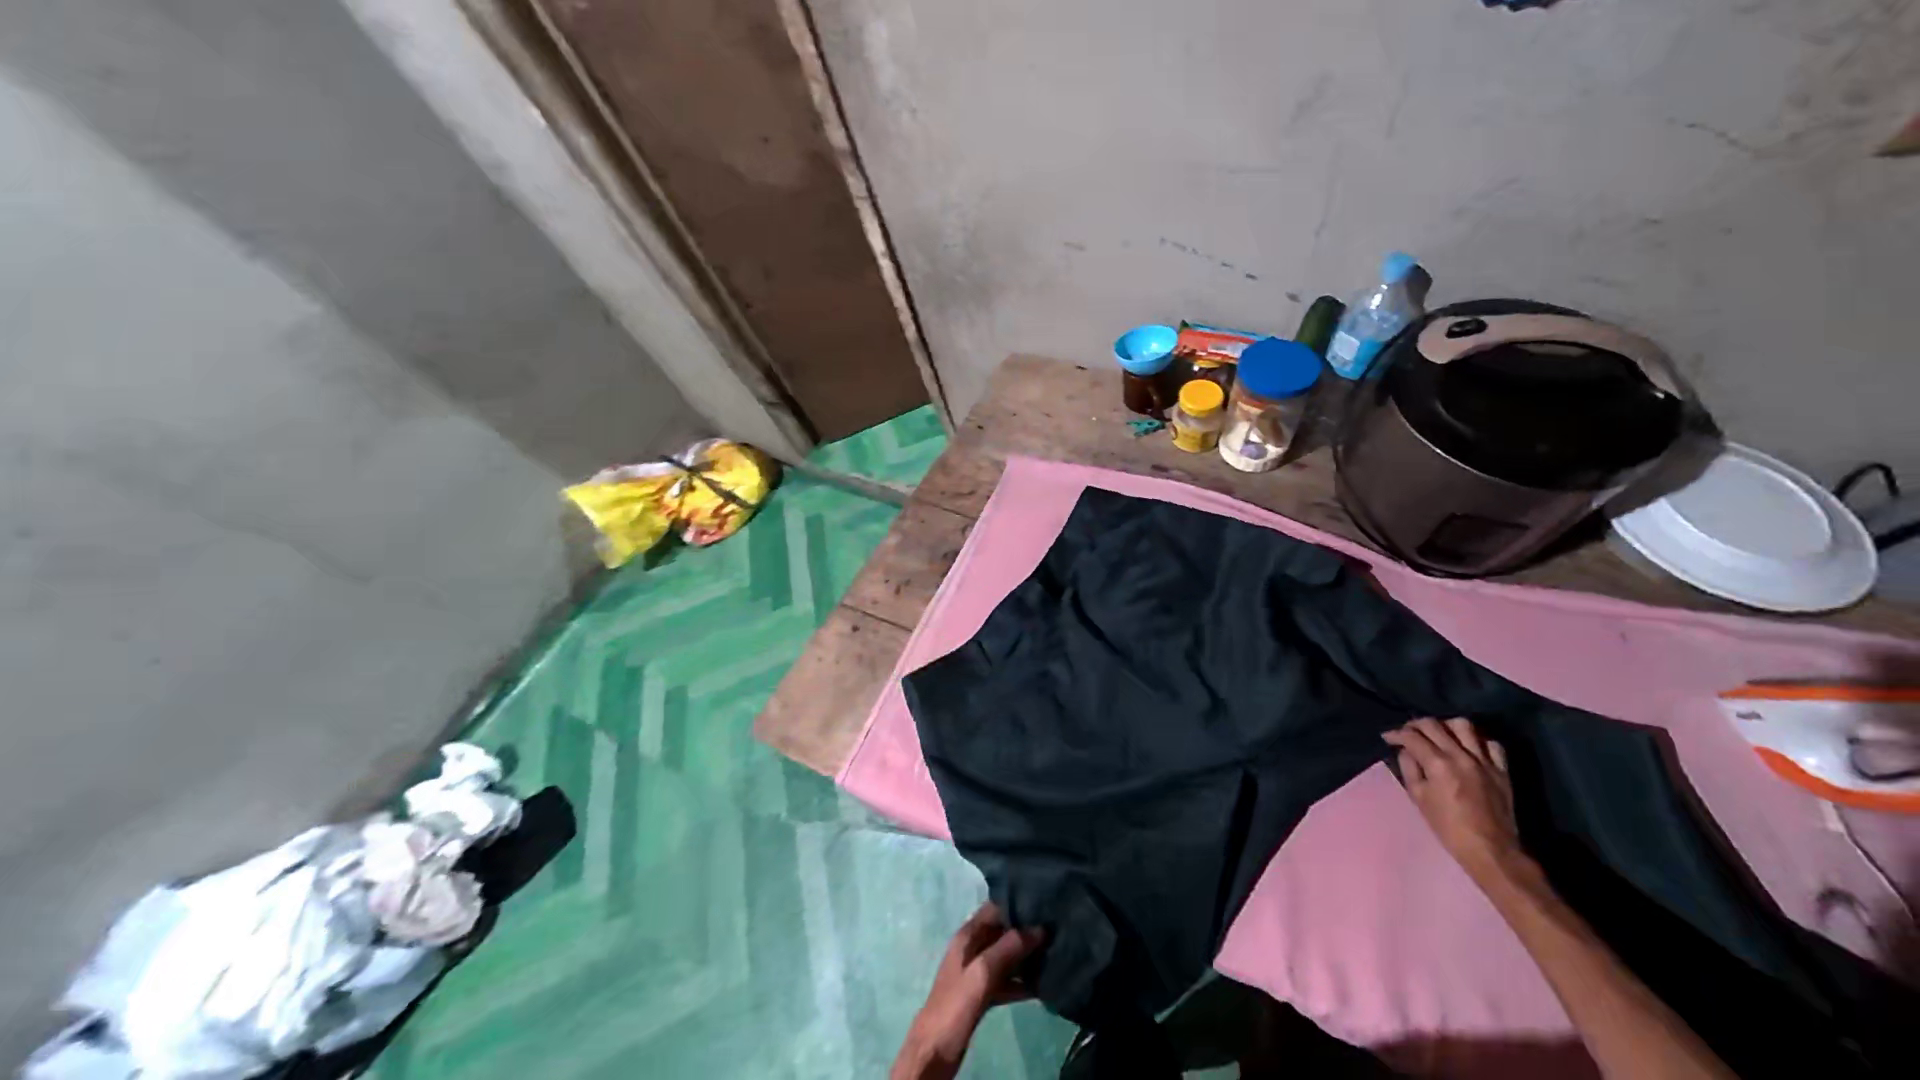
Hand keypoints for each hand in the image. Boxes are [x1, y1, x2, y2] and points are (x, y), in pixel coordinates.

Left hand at [891, 902, 1045, 1079]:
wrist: (935, 1050)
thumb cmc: (955, 1005)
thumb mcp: (981, 973)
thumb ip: (1007, 949)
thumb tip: (1038, 928)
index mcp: (967, 935)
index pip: (995, 907)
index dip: (1018, 904)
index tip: (1045, 903)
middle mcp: (972, 948)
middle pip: (1003, 931)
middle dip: (1027, 929)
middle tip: (1057, 929)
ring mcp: (977, 971)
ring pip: (1007, 956)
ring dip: (1027, 956)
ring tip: (1056, 952)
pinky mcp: (983, 993)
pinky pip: (1007, 979)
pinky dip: (1023, 980)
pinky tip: (1043, 984)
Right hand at [1383, 717, 1526, 885]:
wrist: (1490, 849)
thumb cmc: (1448, 827)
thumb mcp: (1418, 798)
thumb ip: (1410, 768)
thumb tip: (1405, 751)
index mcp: (1439, 764)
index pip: (1412, 736)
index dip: (1396, 734)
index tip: (1388, 737)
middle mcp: (1462, 756)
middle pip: (1435, 725)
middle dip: (1415, 725)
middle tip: (1408, 733)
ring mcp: (1485, 761)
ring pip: (1464, 726)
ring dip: (1446, 725)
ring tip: (1439, 734)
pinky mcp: (1502, 770)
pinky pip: (1492, 744)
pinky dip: (1477, 740)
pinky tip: (1469, 747)